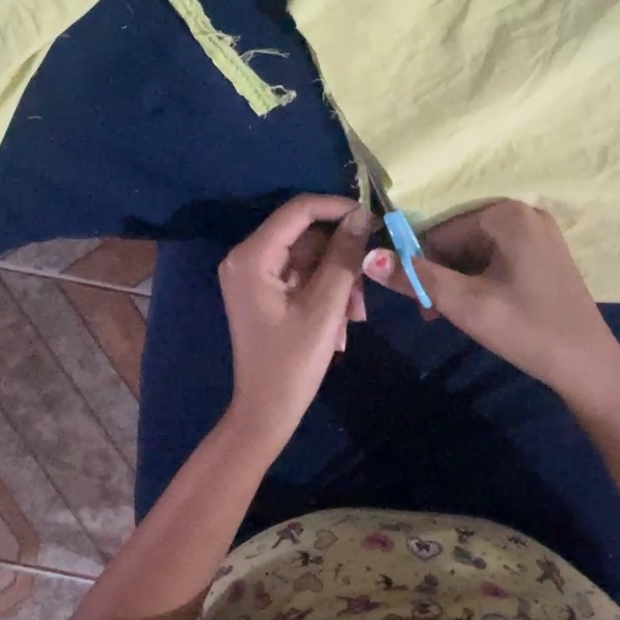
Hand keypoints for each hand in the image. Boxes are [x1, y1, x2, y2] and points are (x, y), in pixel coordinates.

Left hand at [219, 195, 373, 437]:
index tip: (374, 221)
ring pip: (308, 258)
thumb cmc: (293, 362)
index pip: (298, 210)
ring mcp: (253, 276)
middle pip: (306, 236)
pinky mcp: (263, 293)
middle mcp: (246, 258)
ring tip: (355, 317)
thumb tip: (361, 216)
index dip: (338, 208)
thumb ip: (344, 257)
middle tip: (366, 289)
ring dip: (338, 281)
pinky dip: (325, 294)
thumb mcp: (325, 307)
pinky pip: (301, 278)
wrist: (266, 411)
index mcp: (251, 256)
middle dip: (341, 259)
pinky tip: (341, 325)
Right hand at [362, 199, 619, 395]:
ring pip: (472, 250)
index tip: (419, 302)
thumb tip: (366, 257)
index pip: (438, 230)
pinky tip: (477, 309)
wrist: (587, 366)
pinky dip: (478, 280)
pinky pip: (494, 257)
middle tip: (434, 314)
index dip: (420, 265)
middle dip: (438, 274)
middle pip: (455, 238)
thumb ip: (413, 278)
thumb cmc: (525, 330)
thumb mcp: (462, 304)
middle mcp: (523, 213)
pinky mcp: (543, 254)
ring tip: (452, 316)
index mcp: (506, 215)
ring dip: (455, 281)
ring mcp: (538, 233)